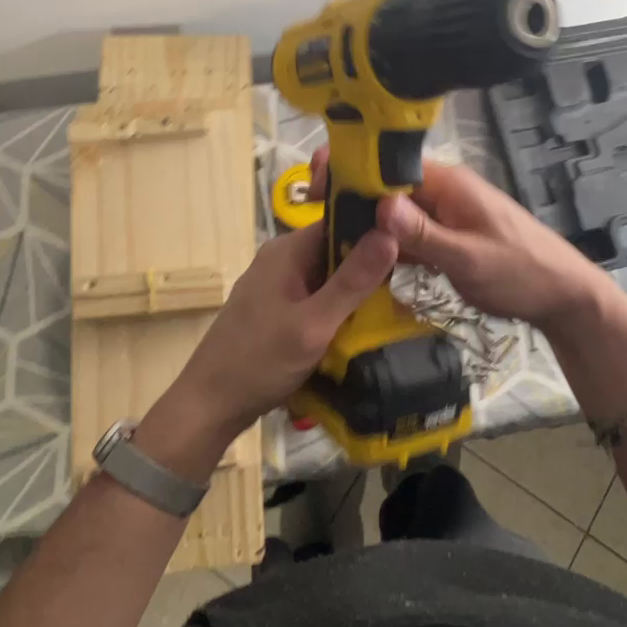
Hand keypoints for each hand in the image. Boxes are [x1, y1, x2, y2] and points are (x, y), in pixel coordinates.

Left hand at [152, 220, 398, 472]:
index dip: (376, 228)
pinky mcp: (278, 309)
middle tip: (416, 275)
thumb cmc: (260, 361)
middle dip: (371, 262)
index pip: (340, 221)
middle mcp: (281, 259)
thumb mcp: (313, 324)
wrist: (210, 406)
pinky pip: (318, 296)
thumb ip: (353, 281)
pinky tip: (367, 320)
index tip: (415, 240)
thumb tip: (391, 232)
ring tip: (402, 298)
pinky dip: (340, 306)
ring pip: (329, 276)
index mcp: (286, 251)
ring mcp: (278, 285)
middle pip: (336, 249)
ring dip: (358, 288)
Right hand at [310, 146, 619, 333]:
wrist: (562, 296)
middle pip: (385, 185)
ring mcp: (444, 213)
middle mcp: (442, 190)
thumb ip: (425, 234)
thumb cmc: (522, 272)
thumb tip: (379, 205)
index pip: (389, 164)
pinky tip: (364, 262)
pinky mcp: (446, 235)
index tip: (316, 190)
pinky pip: (407, 233)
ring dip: (366, 226)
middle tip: (317, 222)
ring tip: (330, 244)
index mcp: (448, 183)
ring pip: (393, 212)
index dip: (349, 171)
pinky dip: (387, 245)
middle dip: (351, 199)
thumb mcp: (470, 258)